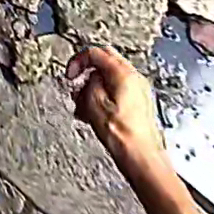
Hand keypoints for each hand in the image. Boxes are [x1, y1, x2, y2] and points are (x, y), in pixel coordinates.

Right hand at [68, 46, 166, 176]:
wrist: (143, 161)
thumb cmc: (122, 136)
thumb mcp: (93, 103)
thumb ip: (89, 81)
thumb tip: (91, 78)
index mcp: (124, 74)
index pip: (95, 53)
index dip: (77, 61)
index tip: (70, 75)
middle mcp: (135, 78)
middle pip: (105, 60)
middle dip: (87, 71)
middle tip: (76, 84)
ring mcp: (139, 91)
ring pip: (110, 76)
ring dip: (93, 86)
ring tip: (83, 105)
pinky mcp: (139, 105)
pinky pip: (117, 90)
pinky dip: (103, 95)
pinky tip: (94, 113)